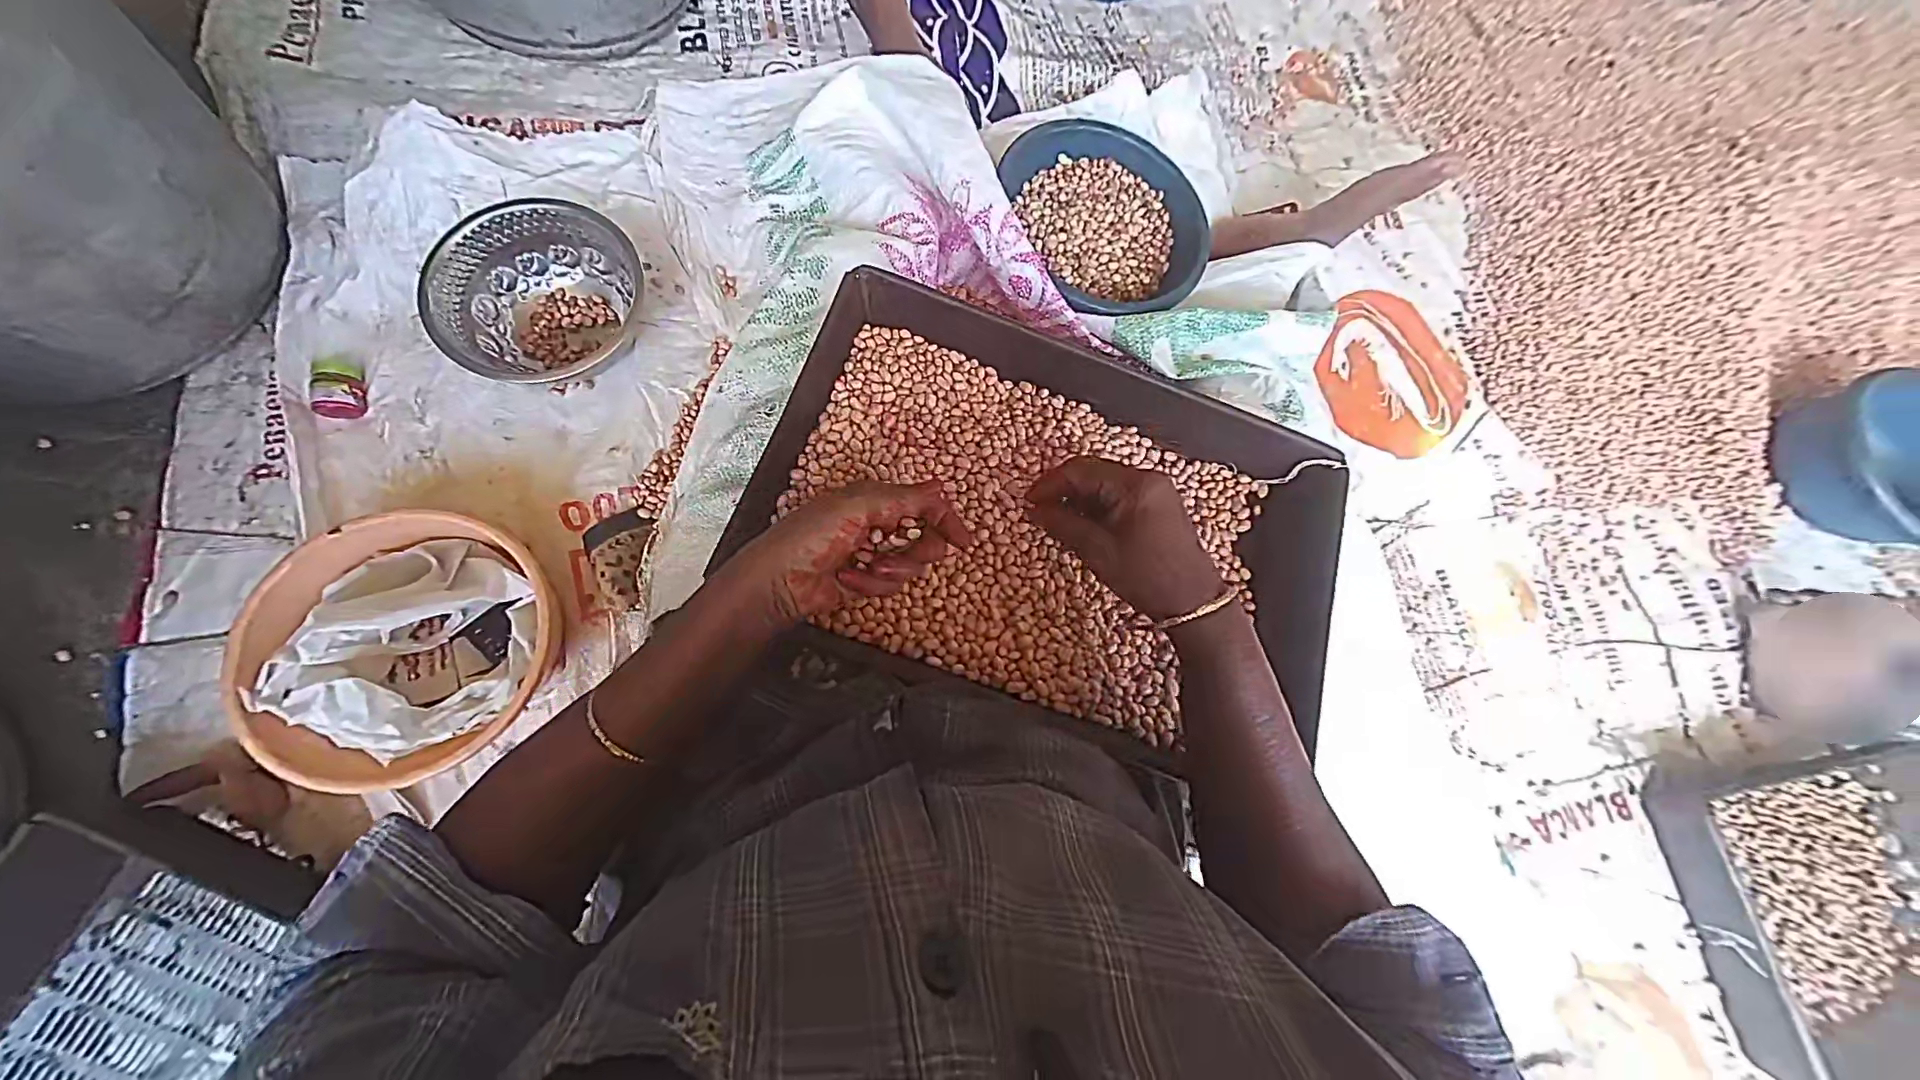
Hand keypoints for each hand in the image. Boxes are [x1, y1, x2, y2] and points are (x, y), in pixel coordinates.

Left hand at [715, 480, 972, 626]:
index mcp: (877, 499)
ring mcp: (874, 553)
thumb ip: (903, 498)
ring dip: (888, 569)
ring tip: (862, 566)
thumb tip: (938, 488)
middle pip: (925, 538)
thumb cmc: (808, 537)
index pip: (924, 505)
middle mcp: (879, 524)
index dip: (945, 520)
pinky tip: (848, 579)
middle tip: (891, 553)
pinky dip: (872, 584)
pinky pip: (891, 584)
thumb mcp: (857, 507)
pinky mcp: (868, 579)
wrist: (780, 582)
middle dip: (913, 550)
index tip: (962, 541)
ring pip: (911, 565)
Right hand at [1024, 457, 1225, 621]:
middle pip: (1093, 472)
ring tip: (1055, 521)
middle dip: (1062, 490)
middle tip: (1038, 511)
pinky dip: (1096, 507)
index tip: (1028, 502)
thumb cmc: (1146, 577)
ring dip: (1078, 499)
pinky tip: (1080, 525)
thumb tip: (1034, 510)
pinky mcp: (1157, 505)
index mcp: (1134, 484)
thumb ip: (1063, 525)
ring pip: (1104, 484)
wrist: (1193, 602)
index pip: (1080, 470)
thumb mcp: (1098, 551)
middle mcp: (1147, 479)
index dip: (1049, 484)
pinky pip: (1118, 496)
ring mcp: (1155, 491)